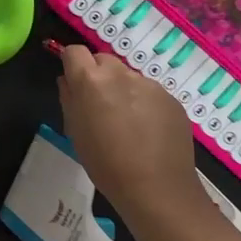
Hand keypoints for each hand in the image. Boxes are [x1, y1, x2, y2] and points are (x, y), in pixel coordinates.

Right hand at [56, 45, 208, 226]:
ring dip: (123, 90)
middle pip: (103, 60)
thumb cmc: (105, 162)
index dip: (73, 64)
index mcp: (91, 80)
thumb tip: (69, 80)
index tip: (75, 84)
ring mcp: (150, 86)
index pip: (75, 51)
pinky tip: (148, 131)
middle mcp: (121, 75)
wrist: (158, 190)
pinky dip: (145, 104)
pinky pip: (150, 93)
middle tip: (100, 105)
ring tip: (128, 122)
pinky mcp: (172, 100)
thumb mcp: (74, 130)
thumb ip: (68, 97)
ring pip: (128, 77)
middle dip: (99, 75)